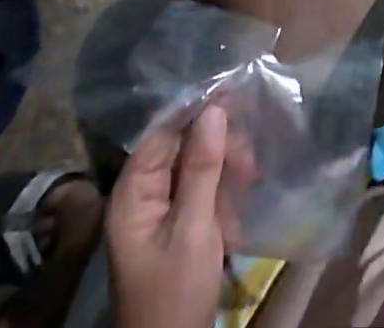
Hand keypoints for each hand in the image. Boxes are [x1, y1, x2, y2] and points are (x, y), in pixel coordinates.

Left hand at [105, 105, 228, 327]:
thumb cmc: (175, 294)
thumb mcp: (193, 229)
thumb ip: (202, 168)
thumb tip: (213, 110)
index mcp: (132, 192)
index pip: (161, 133)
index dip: (193, 109)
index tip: (228, 89)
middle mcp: (141, 194)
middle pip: (178, 147)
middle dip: (214, 141)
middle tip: (249, 147)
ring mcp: (159, 212)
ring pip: (192, 167)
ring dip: (223, 164)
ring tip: (252, 171)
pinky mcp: (176, 227)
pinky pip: (198, 191)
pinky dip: (221, 186)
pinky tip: (244, 185)